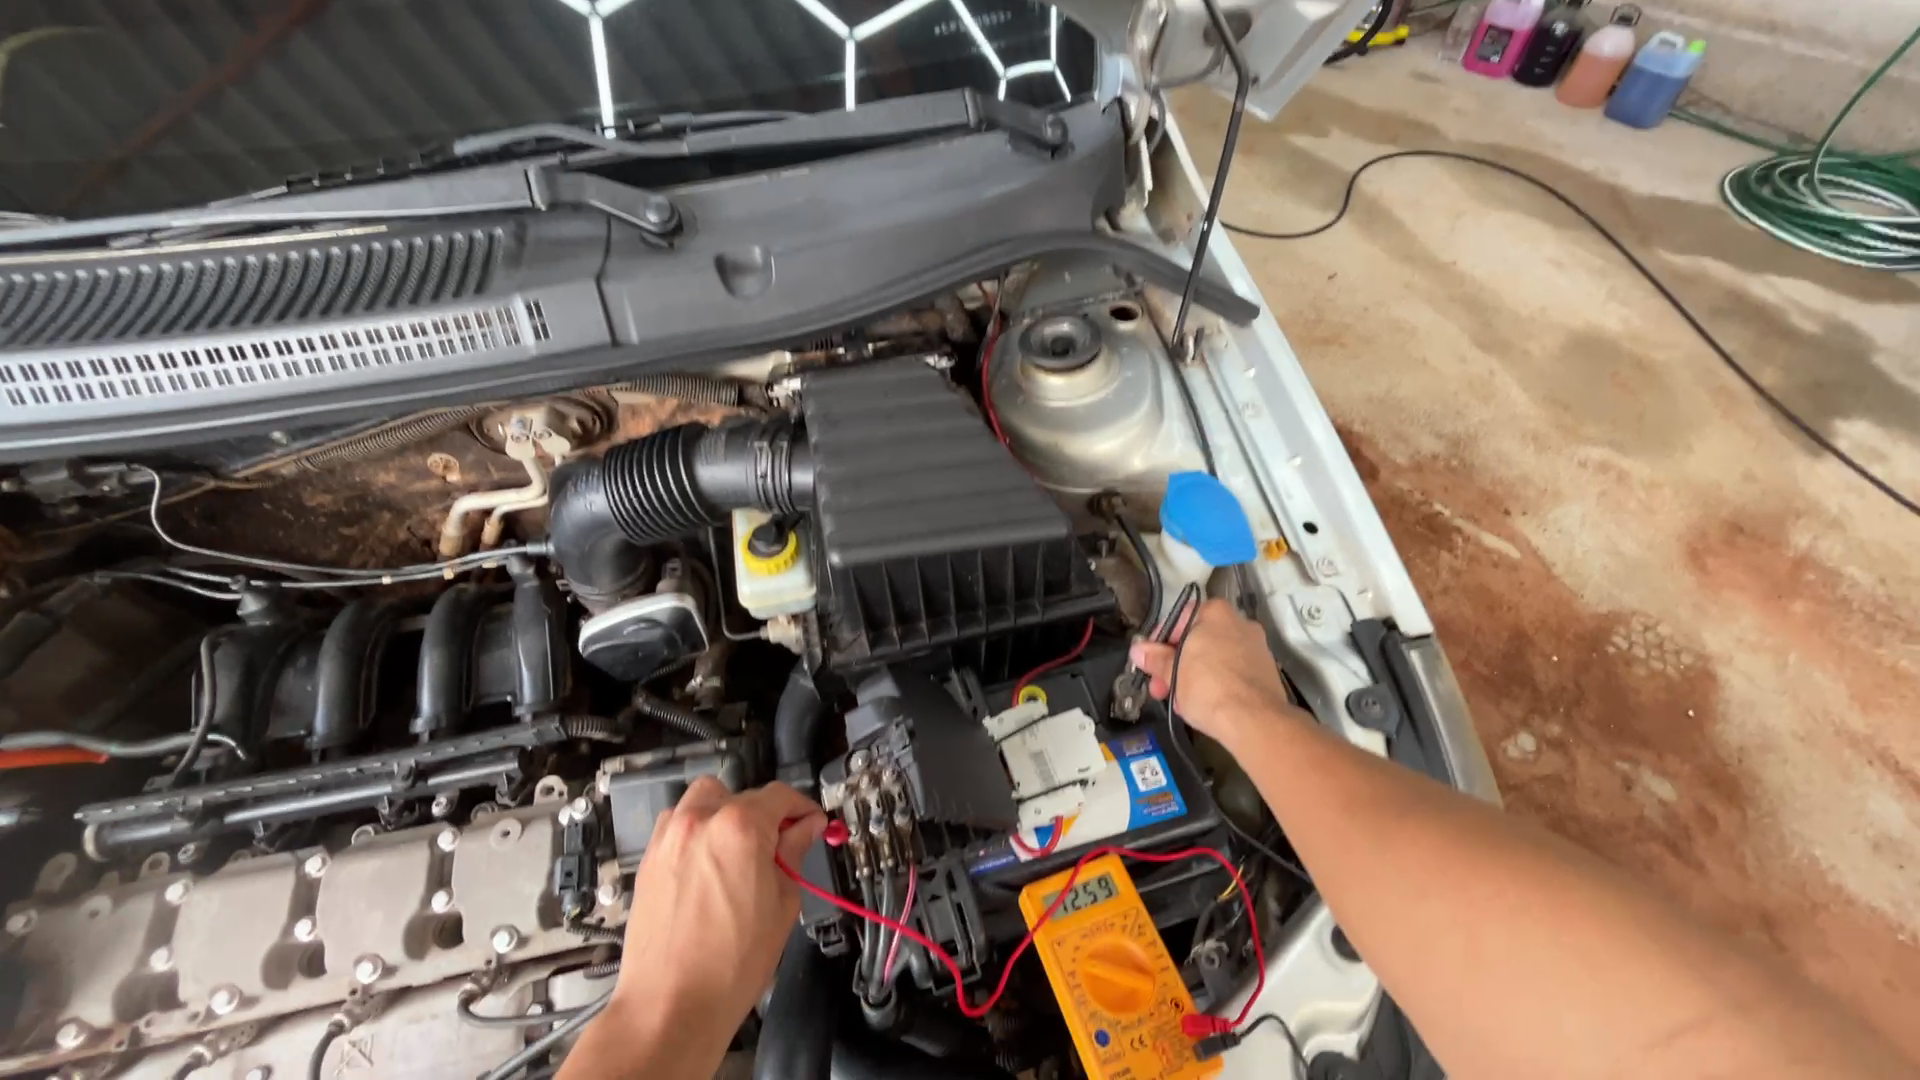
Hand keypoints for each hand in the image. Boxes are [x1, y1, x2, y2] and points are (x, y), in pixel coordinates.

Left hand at [585, 778, 824, 1077]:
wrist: (670, 1006)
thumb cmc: (726, 965)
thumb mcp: (783, 903)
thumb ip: (794, 854)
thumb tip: (805, 829)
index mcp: (740, 827)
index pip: (781, 796)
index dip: (804, 808)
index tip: (812, 822)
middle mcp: (700, 822)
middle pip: (742, 794)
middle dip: (766, 813)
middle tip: (783, 841)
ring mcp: (670, 839)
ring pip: (705, 801)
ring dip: (727, 813)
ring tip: (742, 849)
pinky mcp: (650, 860)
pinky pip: (679, 825)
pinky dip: (698, 832)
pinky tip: (712, 863)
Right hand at [1129, 598, 1300, 748]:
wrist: (1254, 720)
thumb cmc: (1208, 686)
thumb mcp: (1171, 672)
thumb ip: (1155, 658)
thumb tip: (1138, 650)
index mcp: (1217, 613)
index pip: (1181, 618)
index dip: (1161, 640)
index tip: (1151, 660)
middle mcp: (1241, 624)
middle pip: (1199, 640)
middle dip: (1176, 663)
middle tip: (1161, 685)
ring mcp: (1257, 649)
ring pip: (1215, 659)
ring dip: (1194, 676)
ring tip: (1180, 701)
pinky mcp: (1266, 673)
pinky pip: (1232, 674)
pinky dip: (1216, 685)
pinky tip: (1203, 705)